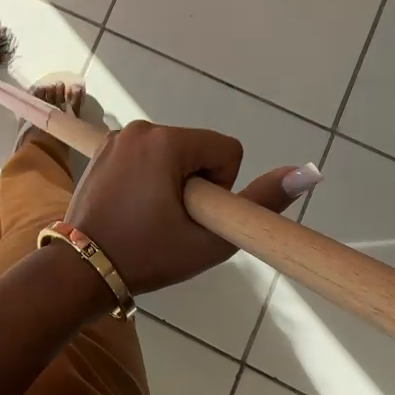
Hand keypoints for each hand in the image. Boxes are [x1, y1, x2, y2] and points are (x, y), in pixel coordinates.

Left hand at [64, 121, 302, 294]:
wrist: (84, 265)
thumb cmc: (149, 254)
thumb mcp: (212, 237)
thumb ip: (262, 203)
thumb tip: (310, 171)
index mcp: (164, 141)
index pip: (225, 149)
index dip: (221, 186)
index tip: (195, 213)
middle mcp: (139, 128)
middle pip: (197, 150)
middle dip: (196, 183)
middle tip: (171, 219)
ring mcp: (116, 137)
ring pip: (172, 154)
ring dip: (173, 181)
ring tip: (150, 216)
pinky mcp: (102, 150)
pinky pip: (146, 156)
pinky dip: (149, 178)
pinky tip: (133, 207)